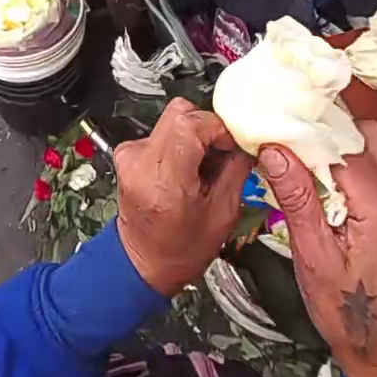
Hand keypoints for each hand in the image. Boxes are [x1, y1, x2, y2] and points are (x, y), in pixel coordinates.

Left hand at [114, 99, 255, 296]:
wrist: (142, 265)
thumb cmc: (179, 249)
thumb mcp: (224, 213)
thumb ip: (237, 168)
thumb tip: (247, 141)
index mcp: (165, 180)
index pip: (192, 122)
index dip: (219, 128)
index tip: (231, 144)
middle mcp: (141, 162)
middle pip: (182, 112)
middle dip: (208, 127)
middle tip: (220, 153)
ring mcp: (131, 155)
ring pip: (174, 118)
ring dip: (195, 135)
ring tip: (203, 166)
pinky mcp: (129, 153)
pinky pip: (163, 130)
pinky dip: (181, 142)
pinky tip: (188, 168)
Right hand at [259, 121, 376, 376]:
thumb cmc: (344, 311)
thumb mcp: (312, 258)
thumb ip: (297, 199)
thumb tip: (275, 151)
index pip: (349, 153)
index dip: (317, 138)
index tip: (289, 132)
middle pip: (374, 140)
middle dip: (337, 134)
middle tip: (305, 143)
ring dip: (354, 149)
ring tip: (321, 164)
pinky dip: (369, 168)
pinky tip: (345, 186)